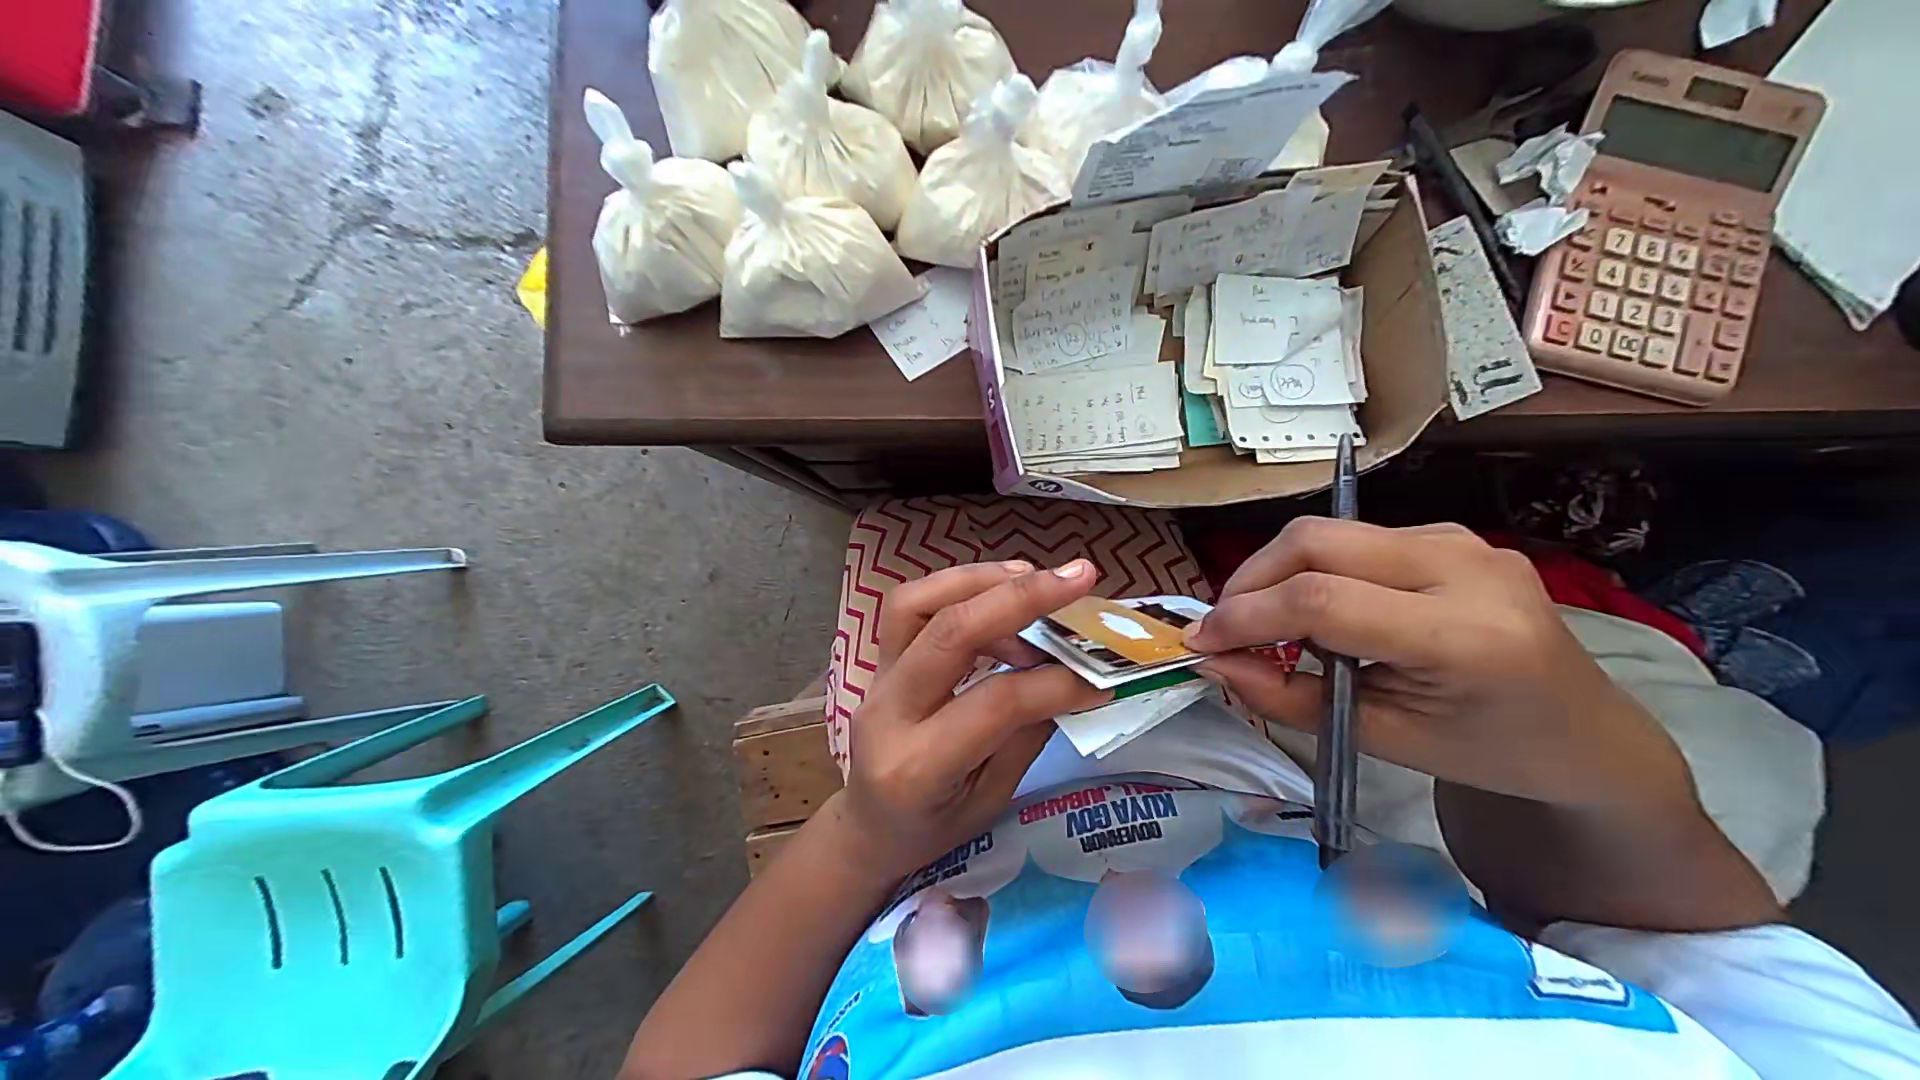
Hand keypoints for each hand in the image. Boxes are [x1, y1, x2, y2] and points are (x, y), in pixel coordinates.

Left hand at [837, 560, 1112, 880]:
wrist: (867, 828)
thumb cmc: (934, 828)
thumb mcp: (991, 799)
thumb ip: (1027, 733)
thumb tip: (1076, 676)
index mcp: (918, 766)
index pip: (995, 703)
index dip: (1056, 681)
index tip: (1105, 674)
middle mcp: (888, 712)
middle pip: (948, 632)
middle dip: (1020, 598)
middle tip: (1078, 578)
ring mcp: (876, 679)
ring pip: (916, 602)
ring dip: (981, 579)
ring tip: (1036, 578)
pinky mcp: (878, 660)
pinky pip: (912, 607)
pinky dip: (960, 589)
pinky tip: (1001, 596)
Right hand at [1185, 519, 1694, 812]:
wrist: (1586, 733)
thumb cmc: (1487, 751)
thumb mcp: (1381, 739)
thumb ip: (1288, 698)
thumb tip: (1213, 663)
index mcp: (1465, 635)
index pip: (1323, 600)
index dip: (1247, 616)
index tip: (1201, 642)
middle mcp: (1467, 567)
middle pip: (1316, 541)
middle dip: (1250, 579)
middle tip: (1224, 626)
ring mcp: (1462, 540)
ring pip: (1328, 531)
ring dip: (1275, 570)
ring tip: (1262, 619)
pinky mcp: (1450, 534)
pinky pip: (1353, 537)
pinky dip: (1309, 567)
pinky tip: (1311, 606)